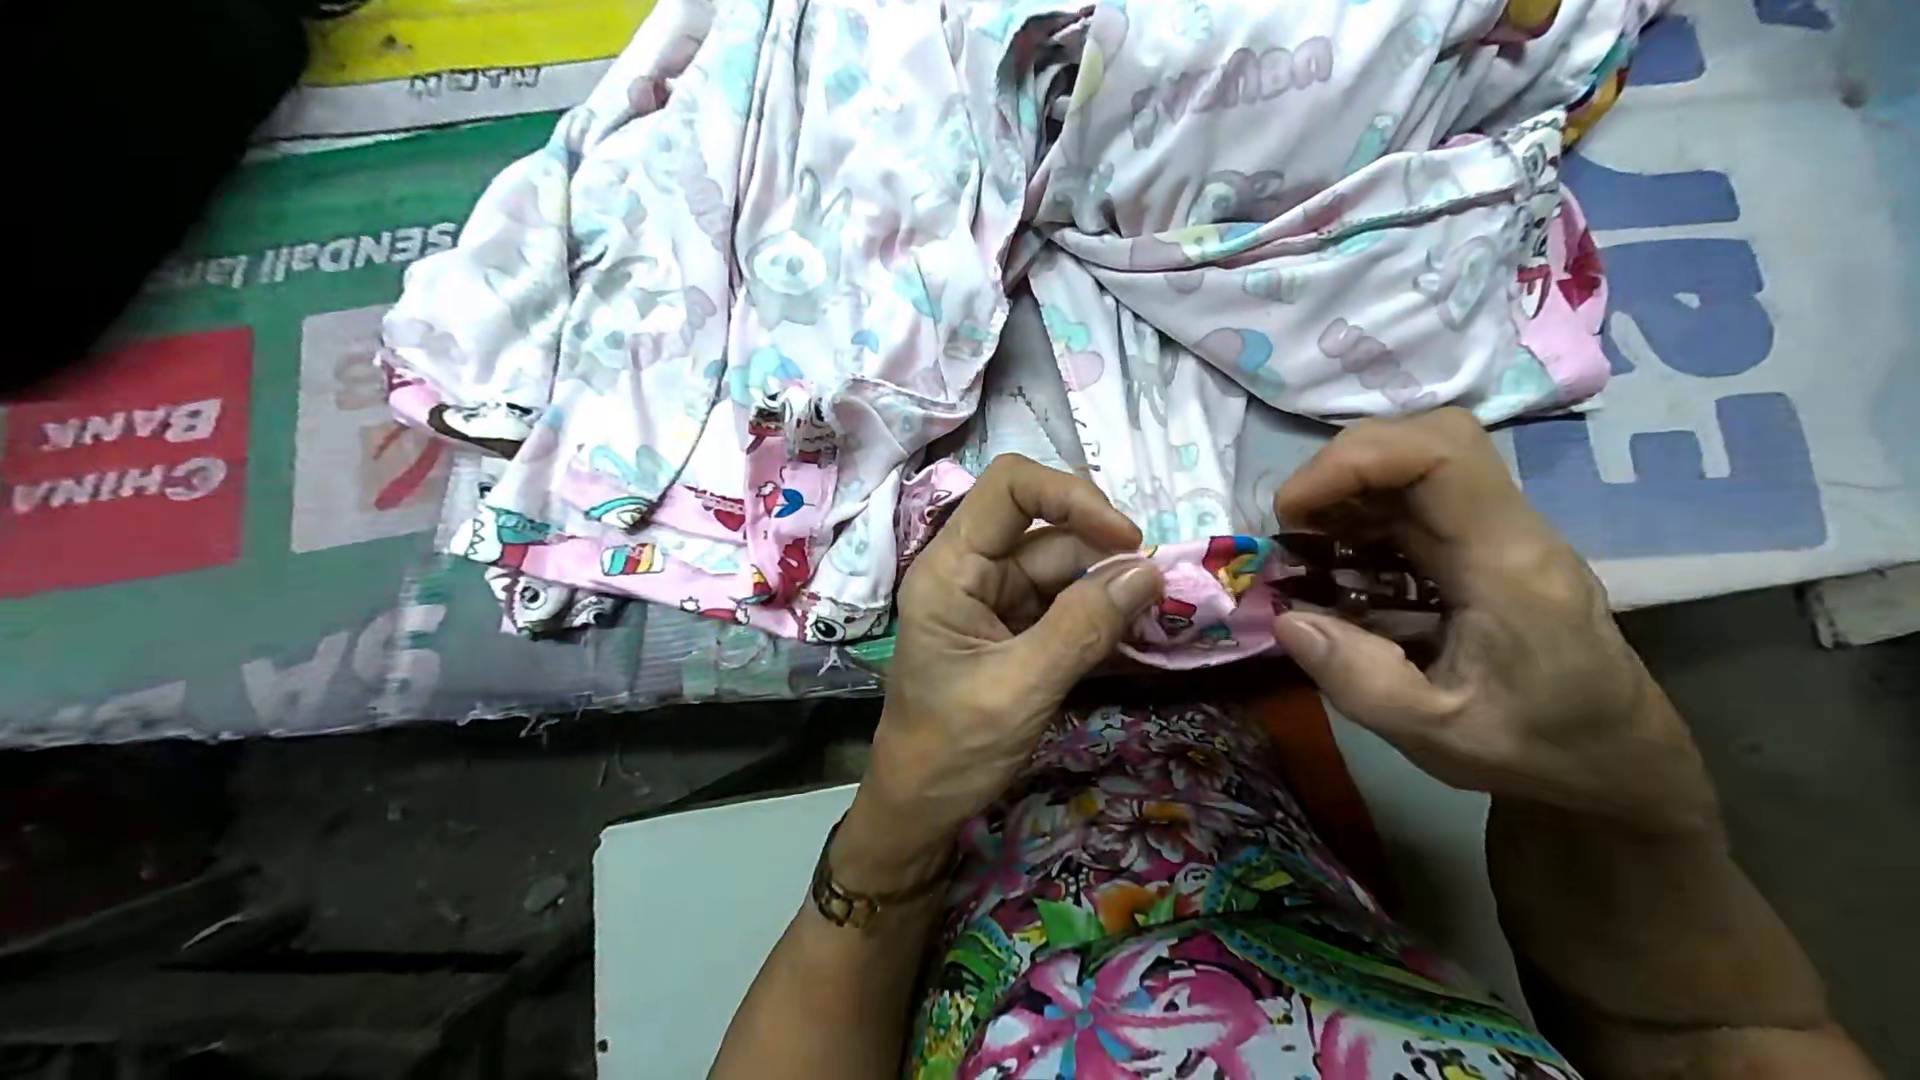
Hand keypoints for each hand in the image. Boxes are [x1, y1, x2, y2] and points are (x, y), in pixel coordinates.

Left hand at [835, 455, 1162, 890]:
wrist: (921, 806)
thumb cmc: (954, 748)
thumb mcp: (1021, 687)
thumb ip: (1084, 627)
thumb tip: (1149, 572)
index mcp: (952, 568)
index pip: (1009, 487)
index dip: (1070, 495)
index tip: (1125, 538)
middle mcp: (972, 570)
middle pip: (1047, 531)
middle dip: (1104, 556)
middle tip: (1156, 594)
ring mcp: (994, 599)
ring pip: (1064, 568)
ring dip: (1109, 588)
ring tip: (1151, 617)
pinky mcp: (1014, 628)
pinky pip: (1065, 603)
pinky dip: (1099, 614)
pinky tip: (1131, 632)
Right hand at [1269, 409, 1717, 833]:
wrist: (1618, 762)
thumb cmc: (1538, 750)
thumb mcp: (1436, 737)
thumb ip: (1359, 681)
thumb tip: (1285, 617)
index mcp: (1507, 564)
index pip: (1439, 454)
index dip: (1350, 462)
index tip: (1291, 512)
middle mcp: (1507, 531)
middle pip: (1425, 439)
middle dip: (1340, 467)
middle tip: (1294, 524)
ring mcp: (1495, 533)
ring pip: (1416, 461)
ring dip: (1345, 488)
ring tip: (1305, 542)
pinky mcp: (1478, 545)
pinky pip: (1412, 497)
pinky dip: (1358, 510)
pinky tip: (1334, 555)